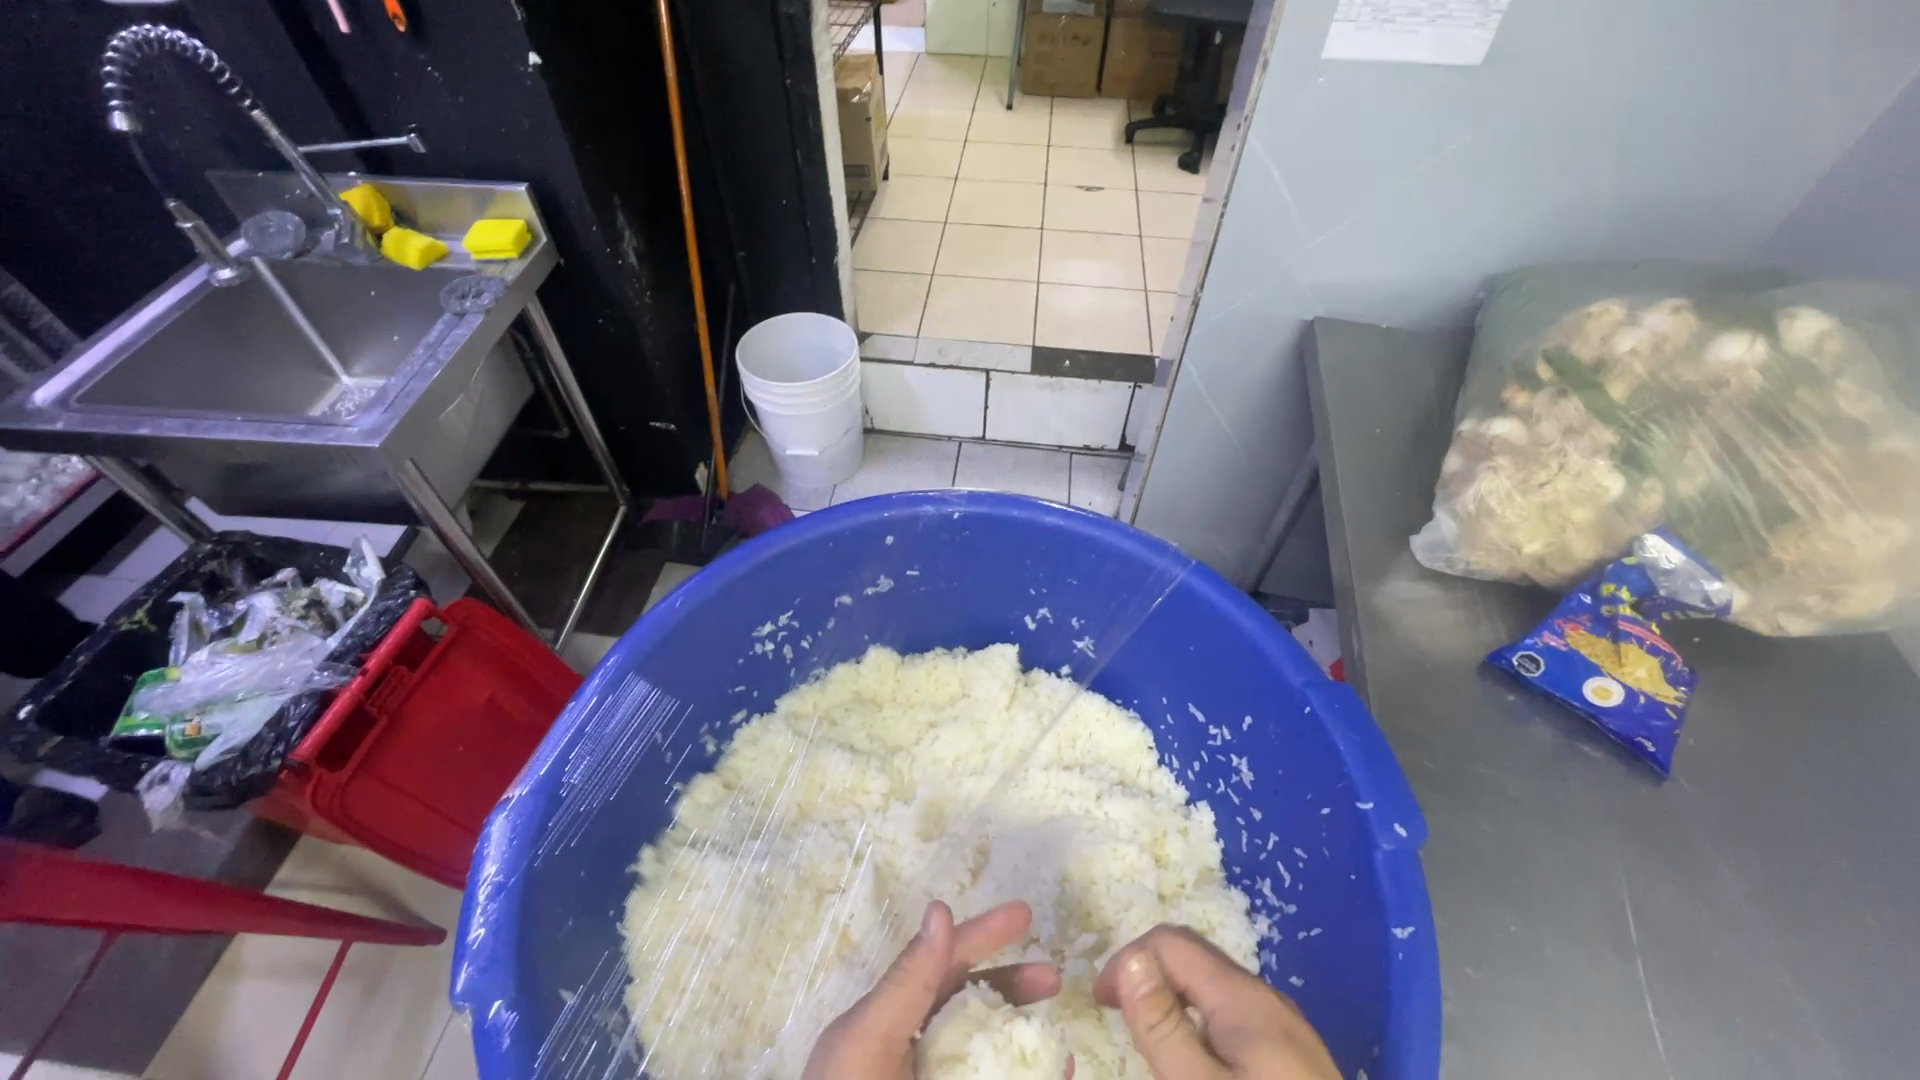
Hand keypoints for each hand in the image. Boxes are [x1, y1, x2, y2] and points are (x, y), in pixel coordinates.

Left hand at [802, 899, 1064, 1079]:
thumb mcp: (868, 1041)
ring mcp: (937, 1073)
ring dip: (1023, 1044)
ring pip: (988, 1051)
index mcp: (890, 1019)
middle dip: (1012, 987)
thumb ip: (909, 983)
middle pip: (972, 1004)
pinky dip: (1022, 1078)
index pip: (942, 963)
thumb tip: (941, 910)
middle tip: (1053, 980)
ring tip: (1060, 1053)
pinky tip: (1051, 1078)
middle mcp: (916, 1047)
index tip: (1025, 915)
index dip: (982, 934)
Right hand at [1094, 925, 1339, 1079]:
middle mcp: (1265, 998)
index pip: (1170, 941)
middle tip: (1119, 1018)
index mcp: (1241, 996)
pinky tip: (1196, 1060)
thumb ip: (1163, 1025)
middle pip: (1193, 957)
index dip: (1127, 962)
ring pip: (1214, 987)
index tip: (1102, 1007)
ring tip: (1150, 1040)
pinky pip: (1235, 1017)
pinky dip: (1200, 1021)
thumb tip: (1129, 958)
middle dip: (1148, 974)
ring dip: (1173, 998)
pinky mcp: (1292, 1055)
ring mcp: (1284, 1026)